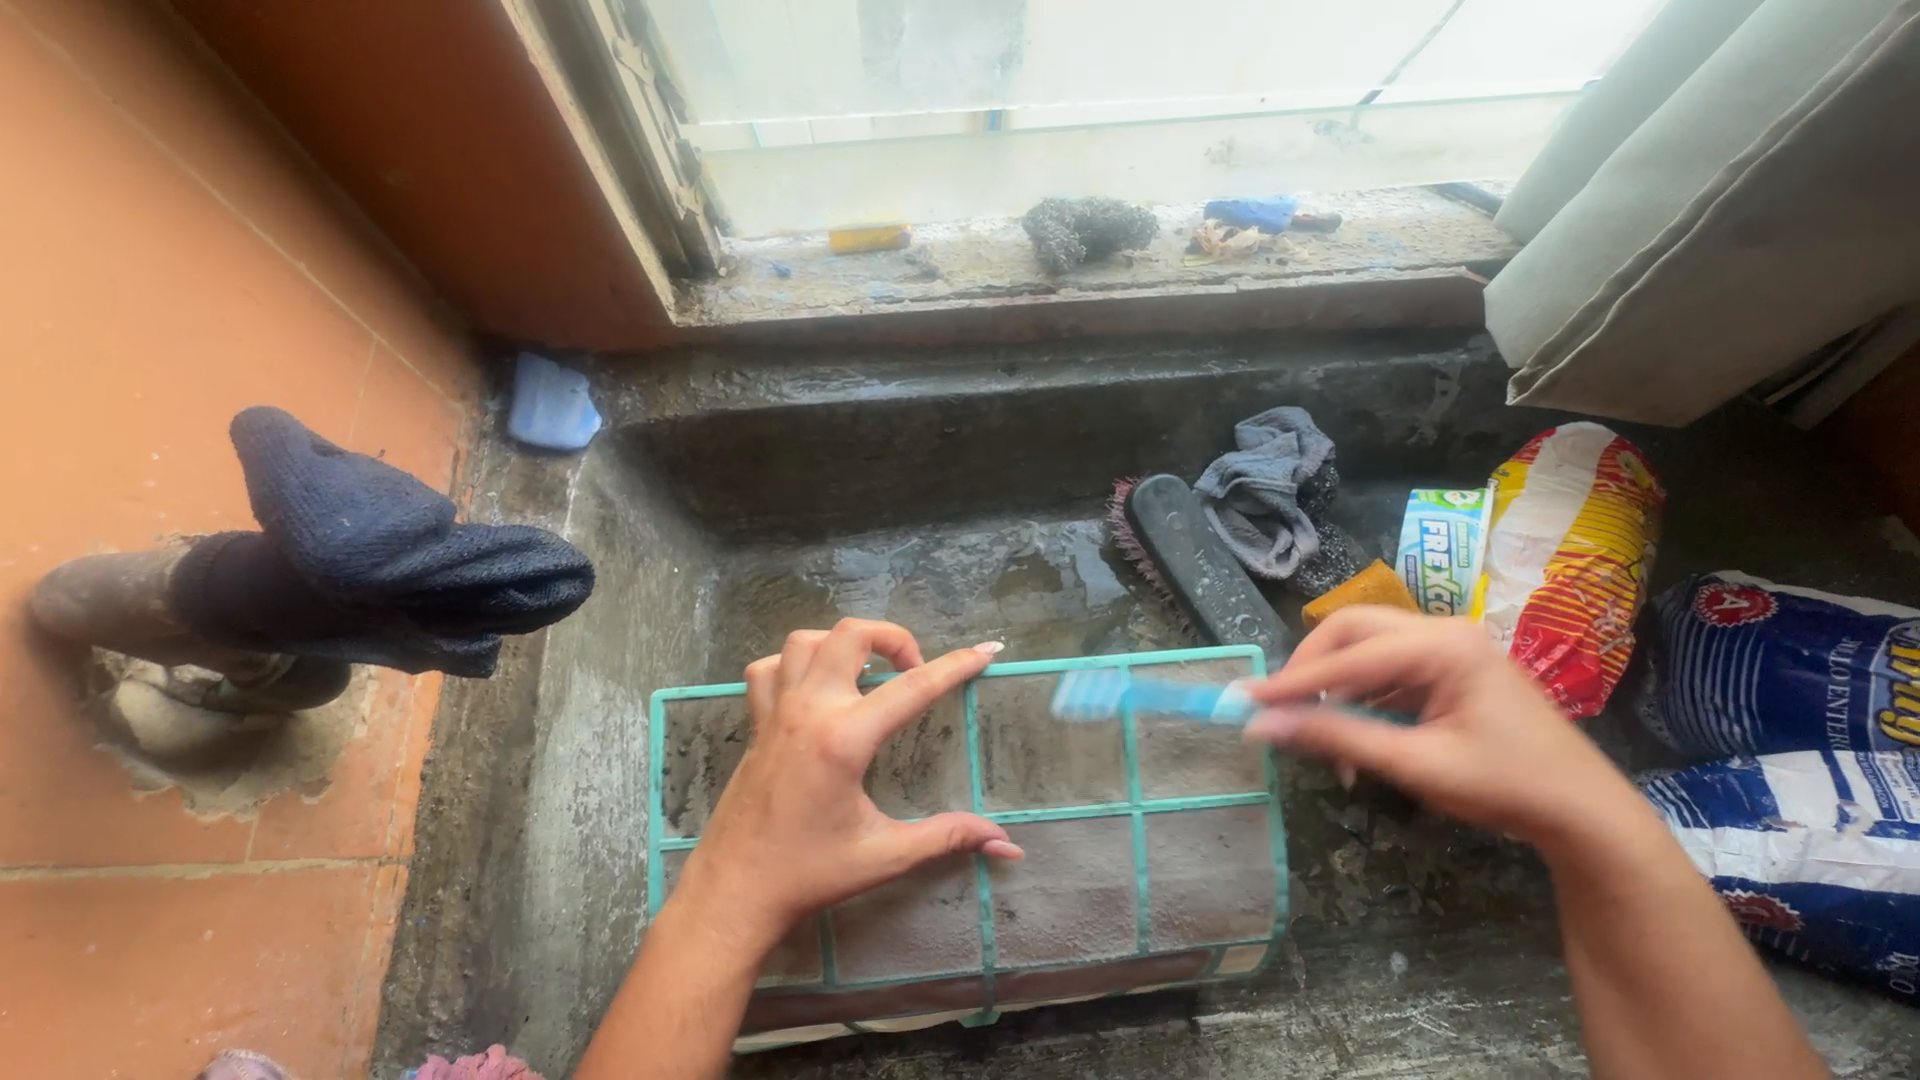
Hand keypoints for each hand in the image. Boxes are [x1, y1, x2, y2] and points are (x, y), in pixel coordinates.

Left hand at [669, 619, 1023, 955]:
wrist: (732, 892)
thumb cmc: (809, 874)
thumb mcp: (885, 855)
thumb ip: (947, 837)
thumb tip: (1005, 841)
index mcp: (845, 739)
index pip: (914, 687)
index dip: (956, 665)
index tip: (987, 650)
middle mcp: (809, 710)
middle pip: (851, 635)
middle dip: (893, 638)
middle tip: (914, 670)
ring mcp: (776, 712)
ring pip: (806, 640)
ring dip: (844, 644)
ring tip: (868, 673)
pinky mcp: (756, 723)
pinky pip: (770, 668)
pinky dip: (796, 663)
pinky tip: (816, 688)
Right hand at [1242, 607, 1642, 854]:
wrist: (1586, 815)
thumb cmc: (1507, 787)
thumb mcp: (1414, 764)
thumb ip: (1335, 738)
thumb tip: (1261, 727)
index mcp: (1443, 645)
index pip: (1347, 657)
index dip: (1292, 681)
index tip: (1244, 699)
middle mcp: (1442, 631)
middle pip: (1350, 631)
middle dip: (1310, 669)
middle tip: (1280, 708)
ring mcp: (1446, 647)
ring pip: (1363, 649)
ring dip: (1334, 689)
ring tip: (1321, 738)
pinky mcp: (1447, 668)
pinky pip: (1383, 670)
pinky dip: (1359, 700)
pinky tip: (1354, 739)